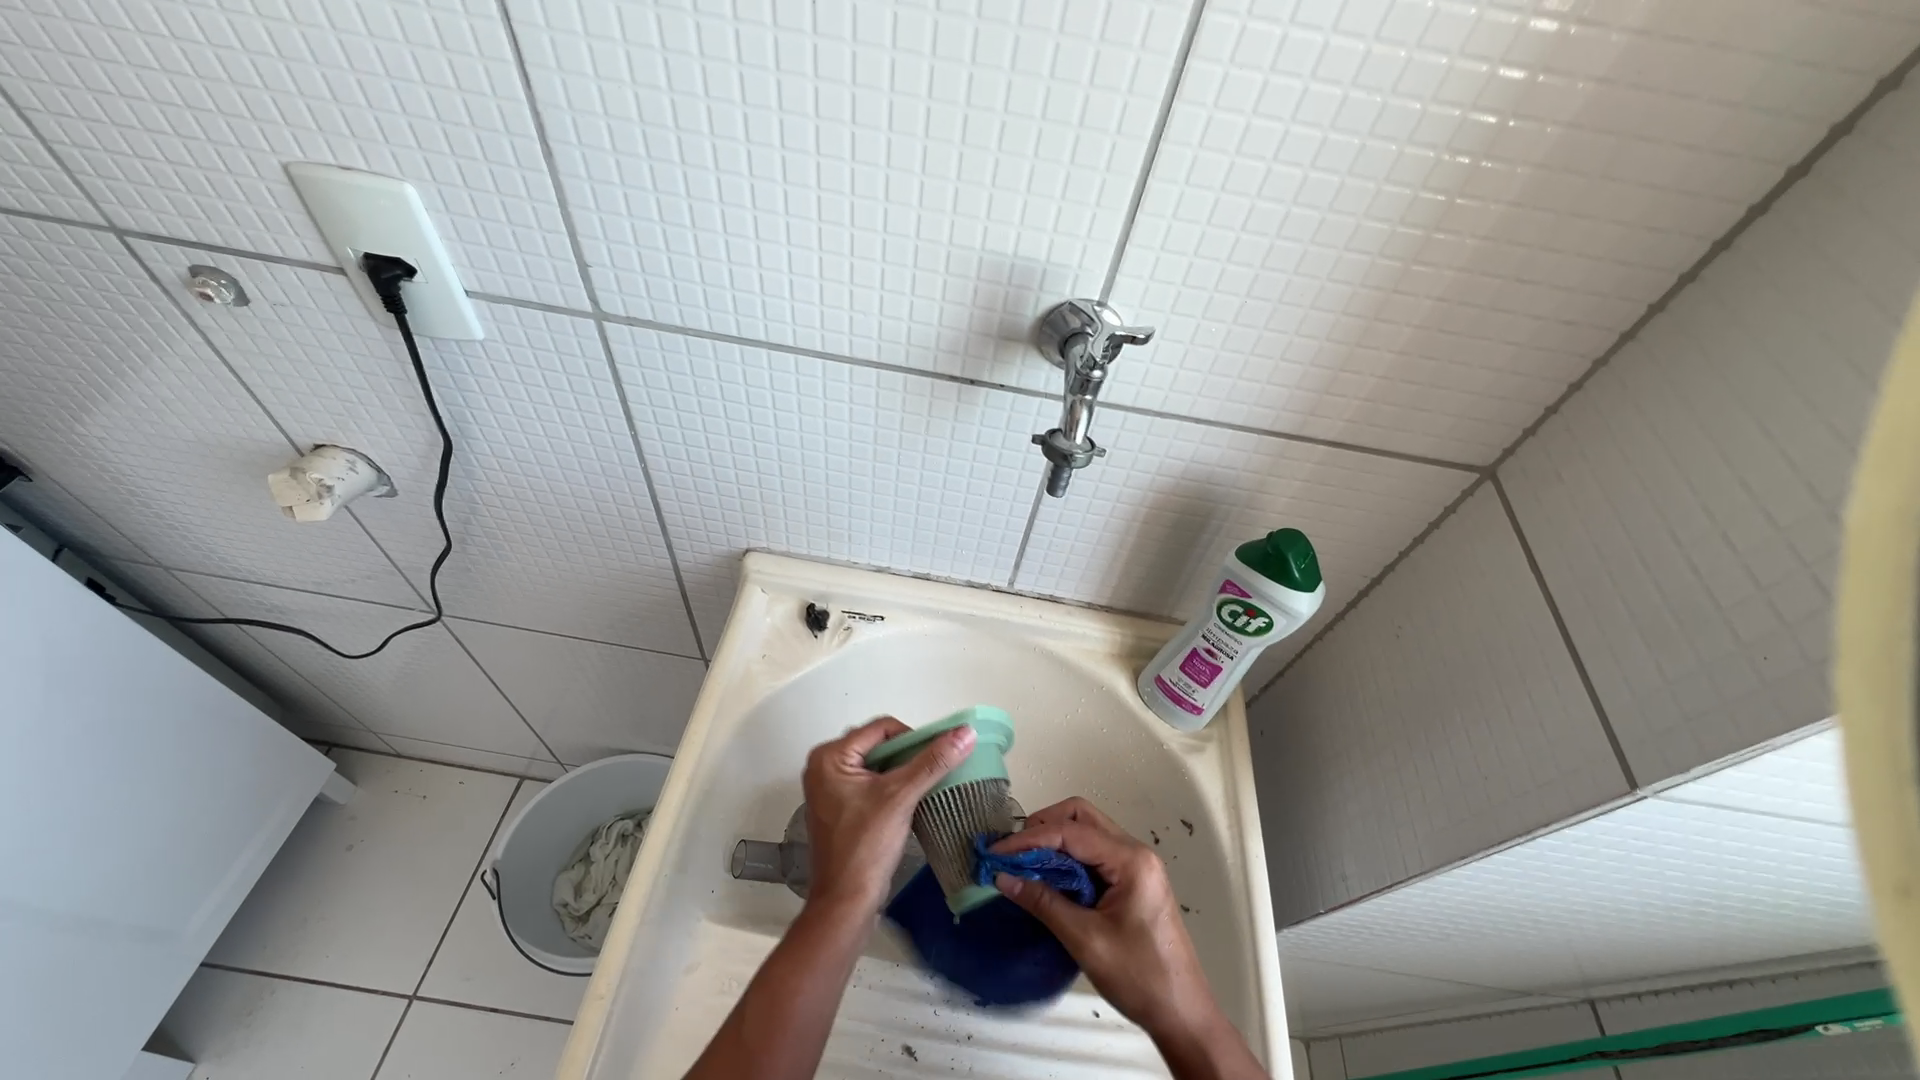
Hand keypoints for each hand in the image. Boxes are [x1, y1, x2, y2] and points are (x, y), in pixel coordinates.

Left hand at [801, 716, 975, 916]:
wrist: (846, 901)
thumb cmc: (866, 846)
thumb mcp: (901, 797)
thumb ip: (933, 762)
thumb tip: (965, 733)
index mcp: (830, 756)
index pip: (882, 728)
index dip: (914, 738)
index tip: (936, 758)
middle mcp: (824, 766)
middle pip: (878, 744)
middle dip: (907, 756)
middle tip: (930, 774)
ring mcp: (830, 789)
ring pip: (877, 765)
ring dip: (902, 772)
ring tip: (923, 787)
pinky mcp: (840, 808)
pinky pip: (871, 784)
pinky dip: (892, 787)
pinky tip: (911, 801)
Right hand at [990, 798, 1218, 1039]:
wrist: (1182, 1014)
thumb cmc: (1139, 977)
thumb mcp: (1085, 940)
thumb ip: (1044, 903)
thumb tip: (1003, 877)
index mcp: (1131, 860)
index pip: (1071, 831)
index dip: (1029, 838)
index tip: (996, 853)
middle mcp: (1135, 853)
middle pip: (1081, 818)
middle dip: (1042, 828)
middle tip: (1012, 852)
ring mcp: (1136, 867)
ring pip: (1087, 834)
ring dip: (1053, 842)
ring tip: (1022, 864)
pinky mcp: (1132, 883)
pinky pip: (1093, 856)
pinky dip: (1066, 860)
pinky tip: (1046, 878)